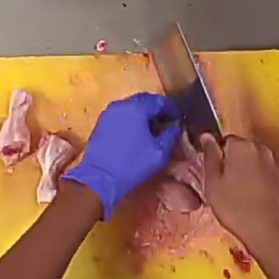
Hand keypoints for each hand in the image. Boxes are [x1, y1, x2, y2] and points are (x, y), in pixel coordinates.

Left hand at [62, 92, 179, 217]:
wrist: (99, 178)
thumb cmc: (132, 164)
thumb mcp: (159, 152)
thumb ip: (170, 135)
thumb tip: (174, 126)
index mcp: (137, 108)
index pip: (160, 101)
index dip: (172, 109)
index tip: (178, 119)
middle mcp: (121, 105)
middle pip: (144, 101)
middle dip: (157, 110)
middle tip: (166, 122)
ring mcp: (108, 113)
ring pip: (131, 107)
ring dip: (143, 115)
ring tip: (151, 129)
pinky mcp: (100, 124)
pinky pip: (120, 116)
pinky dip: (131, 120)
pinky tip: (135, 134)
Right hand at [198, 134, 278, 261]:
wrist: (269, 230)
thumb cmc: (234, 206)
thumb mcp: (212, 181)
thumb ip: (209, 155)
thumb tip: (206, 136)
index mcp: (241, 145)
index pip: (223, 140)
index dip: (214, 156)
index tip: (210, 172)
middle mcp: (260, 148)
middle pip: (238, 149)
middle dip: (228, 162)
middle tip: (219, 185)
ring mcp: (272, 163)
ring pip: (250, 162)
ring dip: (241, 172)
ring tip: (233, 194)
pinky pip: (260, 173)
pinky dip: (253, 181)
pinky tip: (247, 198)